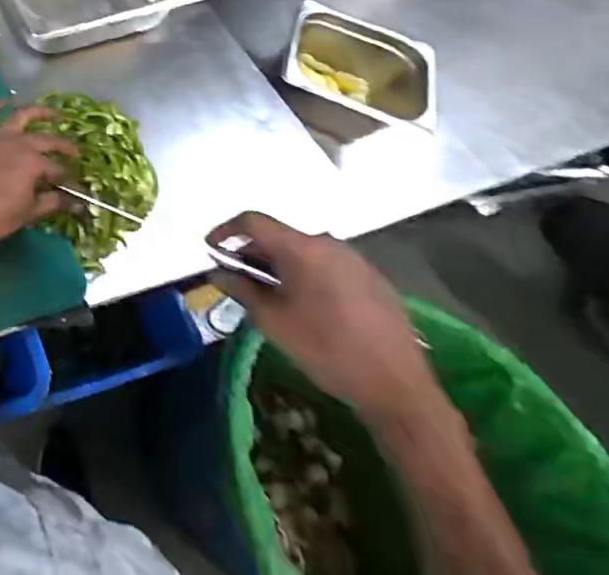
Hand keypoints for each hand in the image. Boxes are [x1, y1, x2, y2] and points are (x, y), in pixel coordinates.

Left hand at [0, 102, 77, 263]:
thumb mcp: (31, 211)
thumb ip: (54, 202)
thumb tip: (74, 202)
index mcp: (34, 161)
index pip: (58, 168)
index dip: (67, 177)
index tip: (74, 185)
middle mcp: (18, 143)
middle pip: (46, 140)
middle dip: (63, 145)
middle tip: (74, 152)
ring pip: (21, 116)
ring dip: (39, 111)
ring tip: (54, 113)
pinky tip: (5, 101)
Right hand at [207, 212, 437, 422]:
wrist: (397, 387)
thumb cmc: (325, 349)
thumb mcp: (273, 321)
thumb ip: (241, 289)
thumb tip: (218, 272)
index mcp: (302, 248)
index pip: (253, 221)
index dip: (226, 231)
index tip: (211, 249)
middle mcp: (329, 244)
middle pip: (280, 236)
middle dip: (253, 252)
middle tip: (238, 277)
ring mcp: (356, 260)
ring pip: (306, 252)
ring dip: (281, 265)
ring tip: (271, 294)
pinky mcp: (374, 280)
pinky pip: (329, 266)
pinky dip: (308, 276)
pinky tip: (308, 306)